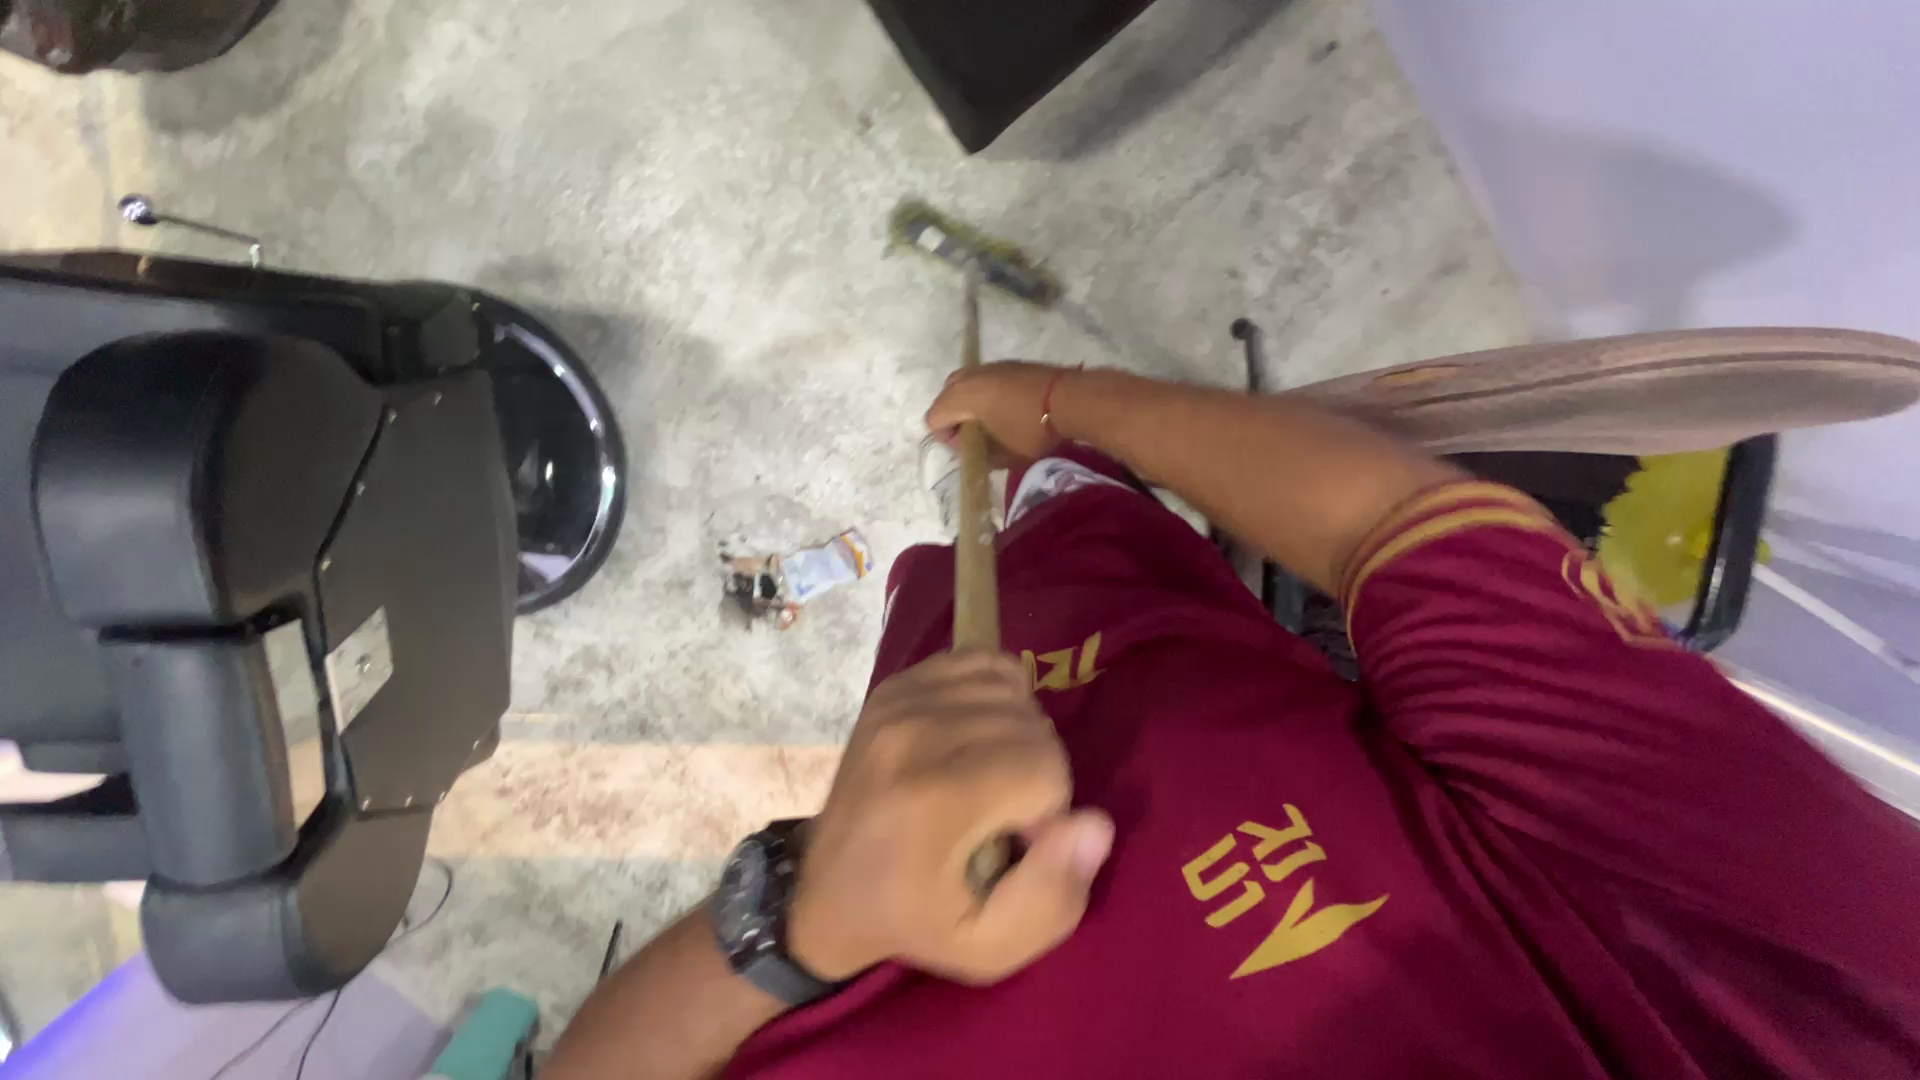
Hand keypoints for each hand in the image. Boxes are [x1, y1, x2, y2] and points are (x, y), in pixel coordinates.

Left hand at [788, 651, 1113, 984]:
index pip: (1045, 767)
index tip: (1014, 841)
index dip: (1047, 810)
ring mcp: (898, 702)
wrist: (829, 890)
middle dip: (1037, 771)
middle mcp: (913, 735)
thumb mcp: (988, 946)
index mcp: (934, 800)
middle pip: (1031, 724)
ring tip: (990, 774)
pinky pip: (980, 662)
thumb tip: (1094, 822)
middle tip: (1001, 813)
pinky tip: (980, 734)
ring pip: (1011, 689)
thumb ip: (1053, 897)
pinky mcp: (893, 686)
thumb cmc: (914, 920)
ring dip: (1019, 732)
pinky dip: (997, 693)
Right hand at [925, 361, 1077, 462]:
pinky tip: (1007, 408)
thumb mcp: (1005, 455)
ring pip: (965, 382)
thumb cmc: (1033, 430)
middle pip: (945, 395)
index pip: (934, 417)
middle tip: (974, 436)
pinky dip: (986, 392)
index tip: (967, 449)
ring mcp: (991, 366)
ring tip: (991, 422)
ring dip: (970, 403)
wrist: (1072, 399)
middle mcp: (971, 376)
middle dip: (953, 416)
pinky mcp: (1010, 363)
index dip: (945, 437)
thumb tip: (972, 448)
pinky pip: (986, 378)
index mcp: (962, 396)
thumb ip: (981, 454)